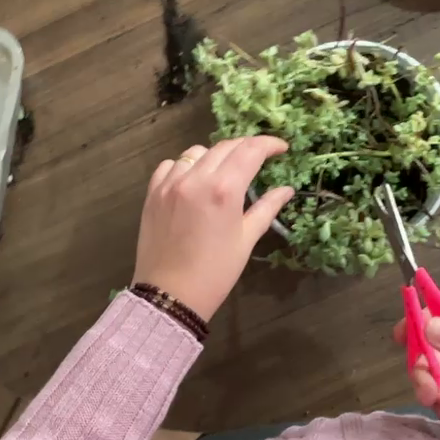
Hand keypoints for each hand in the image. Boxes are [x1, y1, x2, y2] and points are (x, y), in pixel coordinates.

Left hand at [134, 137, 293, 320]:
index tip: (281, 148)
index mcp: (223, 190)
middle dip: (246, 147)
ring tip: (225, 170)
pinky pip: (170, 165)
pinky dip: (185, 165)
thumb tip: (286, 189)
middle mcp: (195, 178)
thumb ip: (266, 208)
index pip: (250, 151)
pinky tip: (194, 179)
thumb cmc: (215, 272)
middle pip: (225, 147)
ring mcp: (170, 184)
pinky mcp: (152, 193)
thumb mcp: (246, 240)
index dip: (269, 144)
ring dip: (215, 155)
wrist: (170, 295)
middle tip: (260, 157)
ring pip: (196, 152)